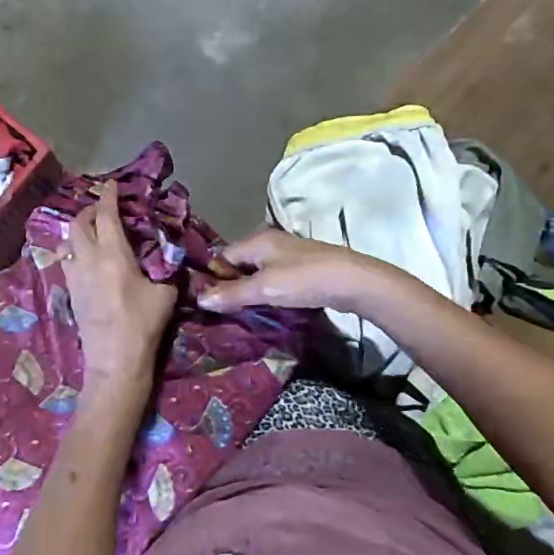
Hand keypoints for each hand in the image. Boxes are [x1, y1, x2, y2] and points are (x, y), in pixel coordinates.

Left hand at [65, 182, 177, 380]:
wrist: (114, 361)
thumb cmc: (142, 324)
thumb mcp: (166, 294)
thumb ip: (166, 271)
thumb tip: (169, 260)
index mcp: (112, 253)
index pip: (106, 215)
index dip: (108, 196)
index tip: (111, 185)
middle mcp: (87, 259)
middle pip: (78, 223)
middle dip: (89, 211)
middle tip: (104, 211)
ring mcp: (74, 277)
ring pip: (69, 242)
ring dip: (79, 231)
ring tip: (93, 233)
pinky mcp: (70, 294)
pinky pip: (68, 262)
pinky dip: (76, 252)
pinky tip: (88, 261)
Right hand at [199, 228, 389, 313]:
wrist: (354, 282)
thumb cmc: (304, 280)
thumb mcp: (264, 289)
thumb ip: (231, 293)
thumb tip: (199, 298)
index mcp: (256, 240)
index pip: (221, 256)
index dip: (211, 277)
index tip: (204, 301)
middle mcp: (269, 242)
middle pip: (238, 264)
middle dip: (228, 285)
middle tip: (219, 311)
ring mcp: (286, 255)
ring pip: (256, 273)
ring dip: (247, 291)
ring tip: (238, 313)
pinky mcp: (300, 269)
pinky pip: (272, 279)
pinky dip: (265, 292)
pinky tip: (264, 308)